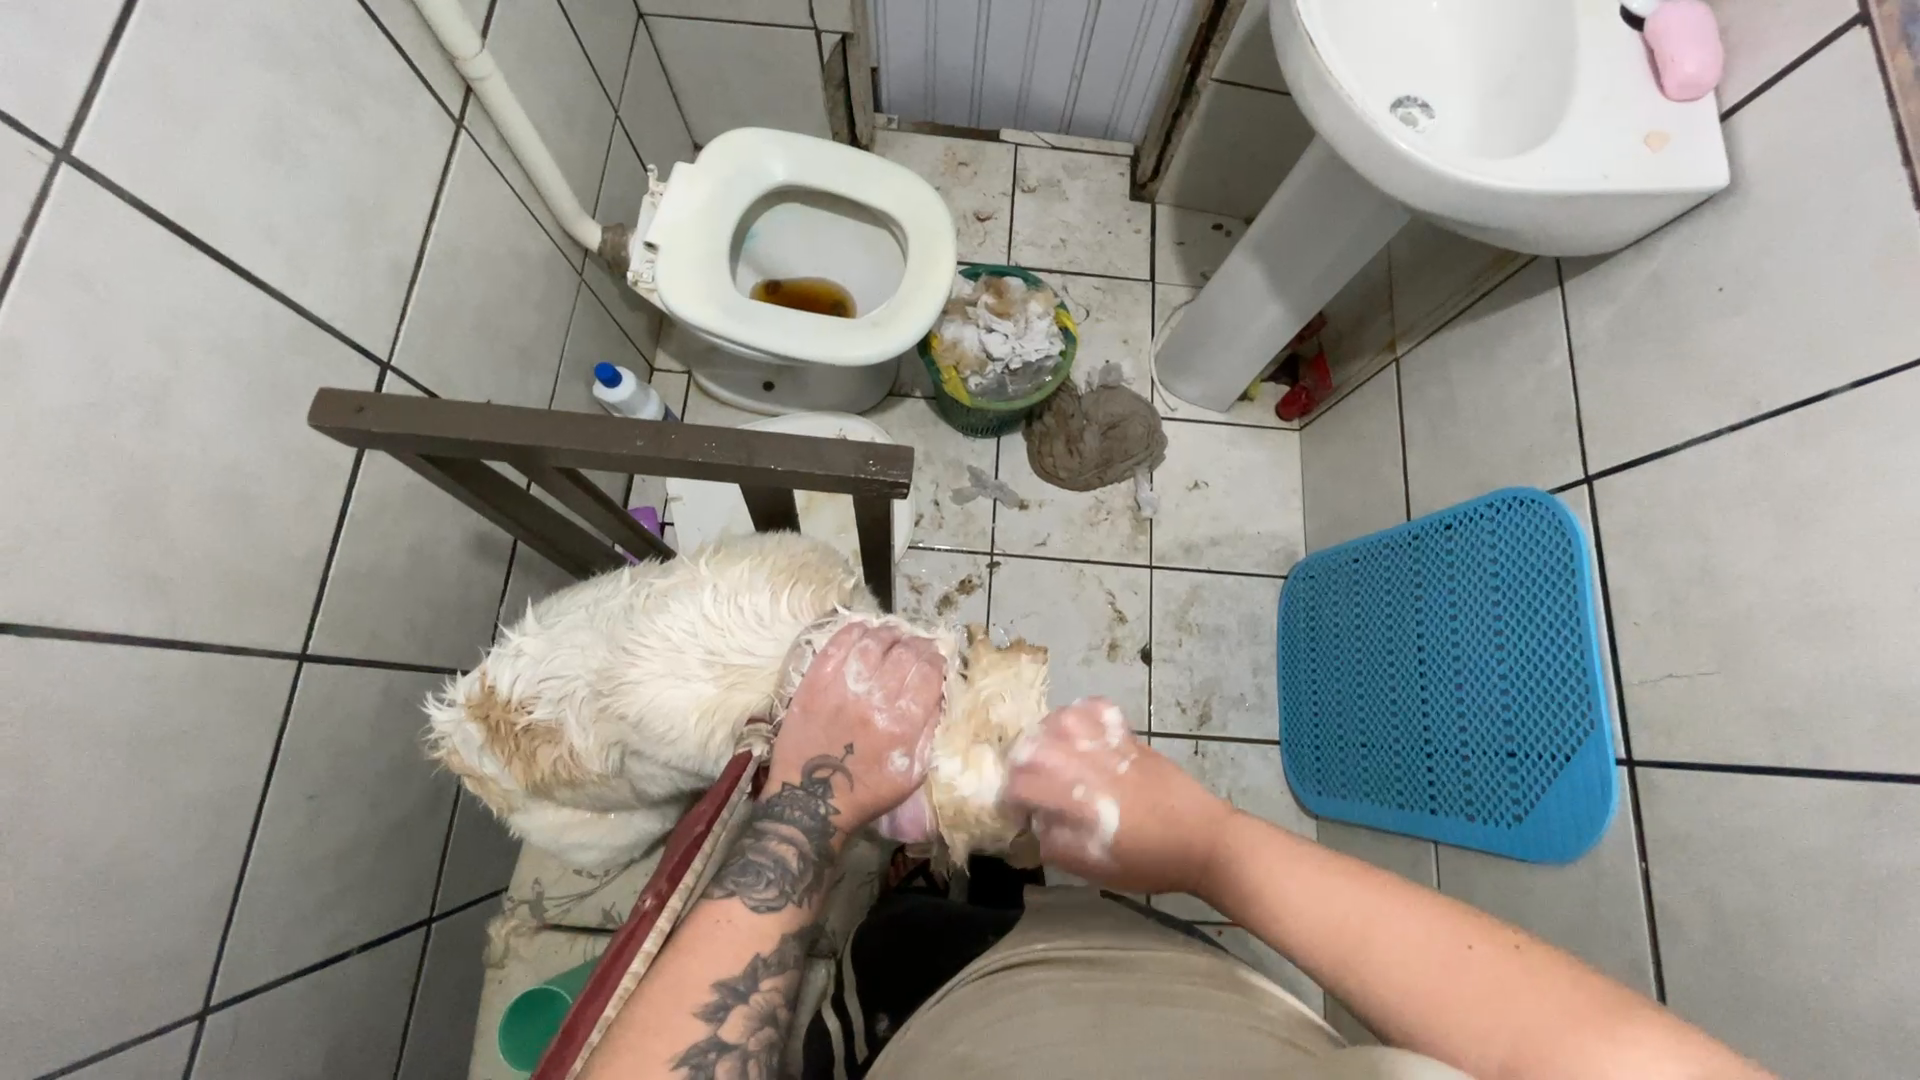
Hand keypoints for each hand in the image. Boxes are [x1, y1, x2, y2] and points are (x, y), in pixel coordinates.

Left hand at [769, 622, 945, 832]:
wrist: (811, 801)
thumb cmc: (868, 791)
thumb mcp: (914, 772)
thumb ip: (930, 730)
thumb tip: (939, 693)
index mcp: (903, 725)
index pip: (928, 672)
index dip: (937, 658)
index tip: (937, 656)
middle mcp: (875, 701)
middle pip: (904, 653)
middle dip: (917, 643)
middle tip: (918, 644)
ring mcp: (842, 688)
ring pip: (873, 642)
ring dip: (889, 633)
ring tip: (894, 634)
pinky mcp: (814, 683)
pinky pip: (837, 645)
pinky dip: (854, 631)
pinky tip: (864, 630)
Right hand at [1002, 698, 1234, 895]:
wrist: (1205, 840)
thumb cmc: (1151, 861)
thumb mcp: (1098, 870)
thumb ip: (1059, 848)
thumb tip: (1037, 826)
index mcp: (1080, 802)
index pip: (1024, 784)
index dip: (1010, 796)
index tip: (1015, 809)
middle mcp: (1090, 767)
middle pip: (1036, 746)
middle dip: (1020, 762)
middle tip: (1024, 779)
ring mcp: (1111, 747)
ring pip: (1063, 720)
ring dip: (1044, 733)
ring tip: (1046, 750)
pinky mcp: (1129, 739)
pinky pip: (1098, 711)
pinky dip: (1080, 713)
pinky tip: (1078, 730)